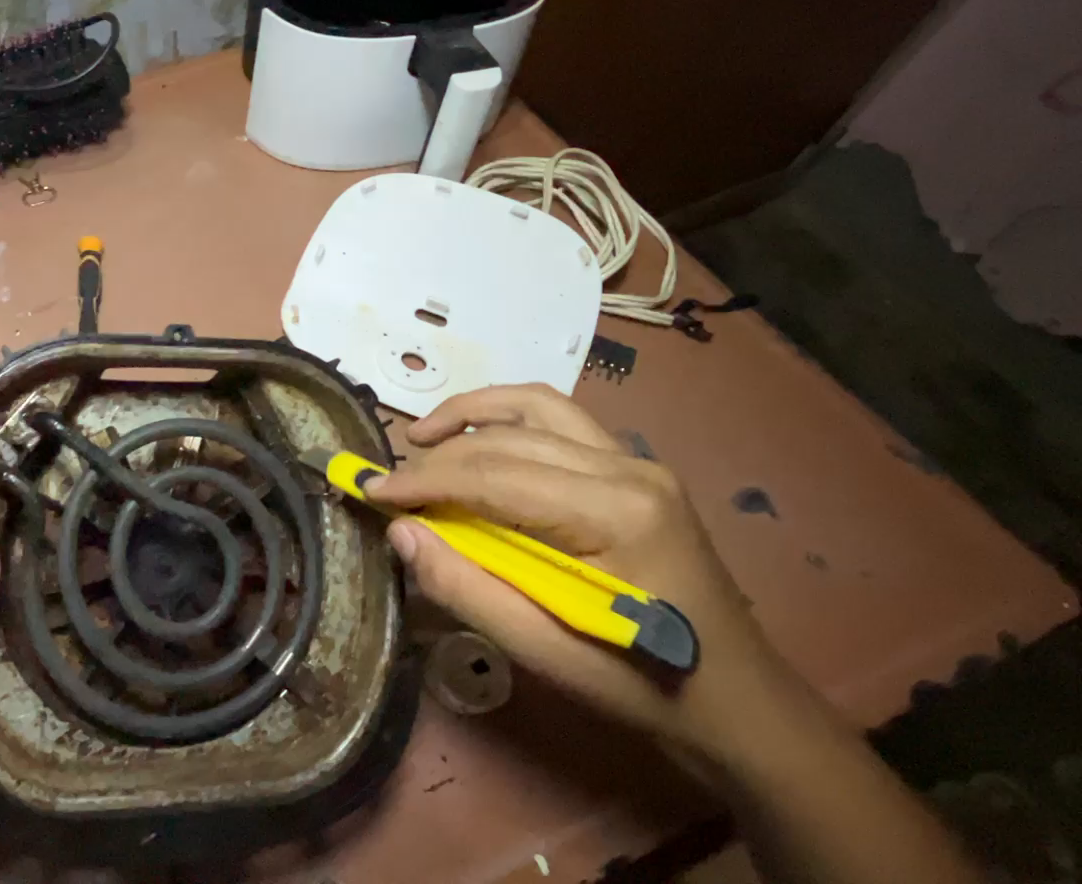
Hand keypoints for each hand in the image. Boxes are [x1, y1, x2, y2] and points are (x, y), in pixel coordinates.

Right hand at [367, 384, 815, 760]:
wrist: (737, 699)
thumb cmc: (640, 684)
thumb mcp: (545, 653)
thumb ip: (467, 589)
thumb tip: (401, 531)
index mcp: (616, 513)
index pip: (495, 474)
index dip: (424, 481)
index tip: (370, 492)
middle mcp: (630, 468)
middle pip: (507, 438)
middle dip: (436, 456)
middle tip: (387, 484)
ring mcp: (637, 461)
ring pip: (536, 406)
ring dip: (470, 414)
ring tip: (420, 435)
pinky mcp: (634, 468)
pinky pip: (558, 420)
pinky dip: (506, 418)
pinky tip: (476, 437)